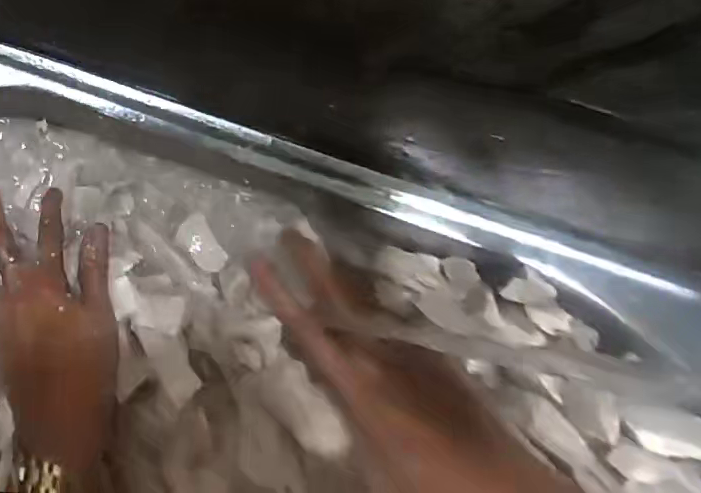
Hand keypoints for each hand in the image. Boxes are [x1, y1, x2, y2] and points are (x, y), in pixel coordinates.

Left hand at [0, 185, 116, 474]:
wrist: (59, 418)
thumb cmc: (88, 367)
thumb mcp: (101, 317)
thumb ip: (94, 270)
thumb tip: (96, 228)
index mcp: (44, 281)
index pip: (49, 236)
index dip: (51, 211)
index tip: (52, 189)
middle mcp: (13, 289)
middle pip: (1, 243)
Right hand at [251, 233, 578, 492]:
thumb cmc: (429, 481)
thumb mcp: (373, 460)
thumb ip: (345, 415)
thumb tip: (323, 387)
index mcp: (355, 382)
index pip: (305, 327)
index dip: (278, 293)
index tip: (256, 259)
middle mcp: (379, 359)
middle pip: (340, 302)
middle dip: (313, 265)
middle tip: (291, 231)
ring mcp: (414, 357)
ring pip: (371, 307)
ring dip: (346, 278)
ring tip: (327, 253)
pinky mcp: (444, 364)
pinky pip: (401, 323)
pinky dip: (380, 305)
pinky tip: (376, 297)